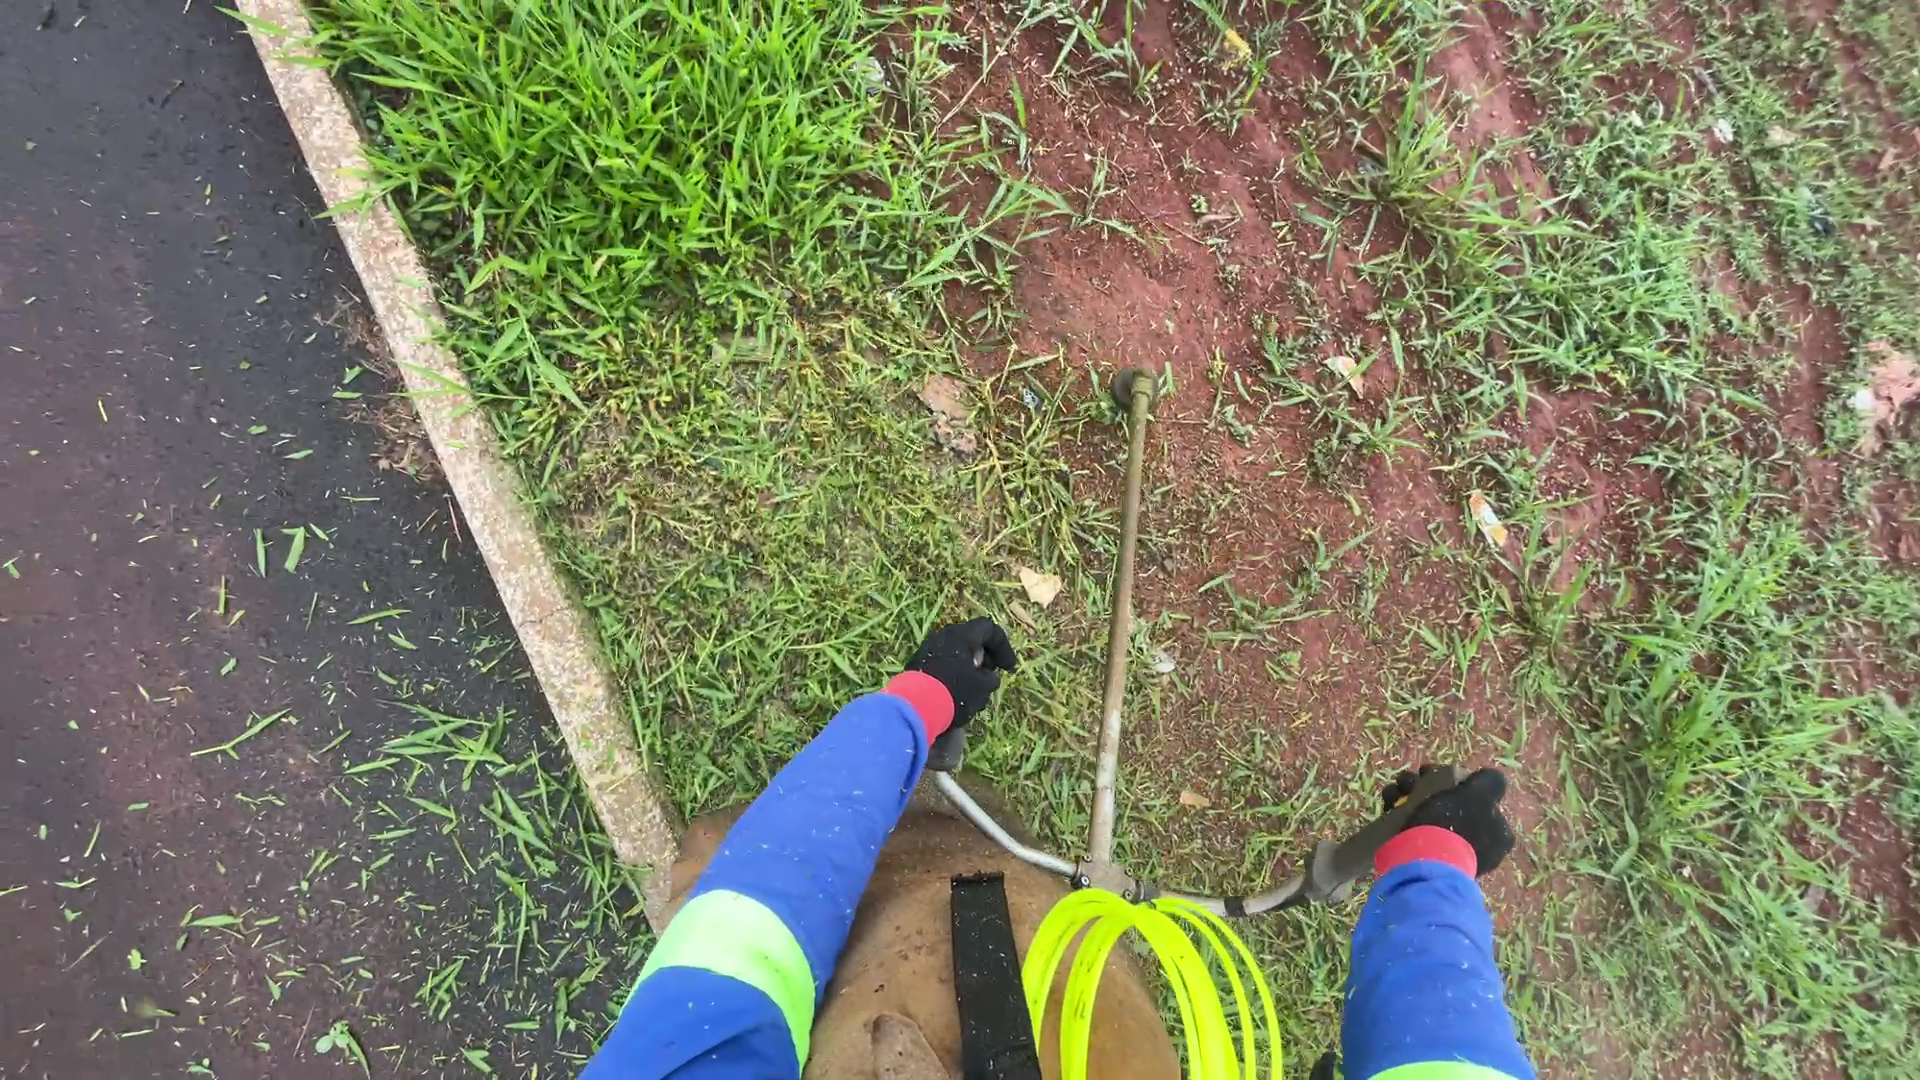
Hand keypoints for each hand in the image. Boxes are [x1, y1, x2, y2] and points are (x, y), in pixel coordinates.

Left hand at [905, 617, 1017, 728]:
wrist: (915, 706)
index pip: (989, 628)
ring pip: (957, 652)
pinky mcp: (918, 664)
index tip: (1007, 668)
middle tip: (990, 676)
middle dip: (985, 657)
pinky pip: (944, 663)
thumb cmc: (955, 691)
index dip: (1003, 646)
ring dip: (969, 667)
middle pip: (971, 640)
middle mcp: (943, 636)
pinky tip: (956, 693)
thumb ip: (990, 678)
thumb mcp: (982, 687)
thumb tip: (987, 676)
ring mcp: (928, 649)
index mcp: (961, 635)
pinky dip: (955, 673)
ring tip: (974, 689)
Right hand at [1381, 766, 1513, 876]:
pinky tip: (1388, 806)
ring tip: (1393, 793)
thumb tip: (1492, 776)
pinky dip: (1400, 813)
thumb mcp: (1477, 796)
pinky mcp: (1424, 855)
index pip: (1476, 798)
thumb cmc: (1449, 825)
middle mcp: (1477, 842)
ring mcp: (1451, 851)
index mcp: (1497, 831)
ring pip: (1429, 812)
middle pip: (1450, 803)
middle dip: (1426, 787)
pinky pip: (1414, 826)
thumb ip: (1490, 783)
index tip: (1433, 774)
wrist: (1420, 861)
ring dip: (1407, 795)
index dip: (1454, 781)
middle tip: (1409, 782)